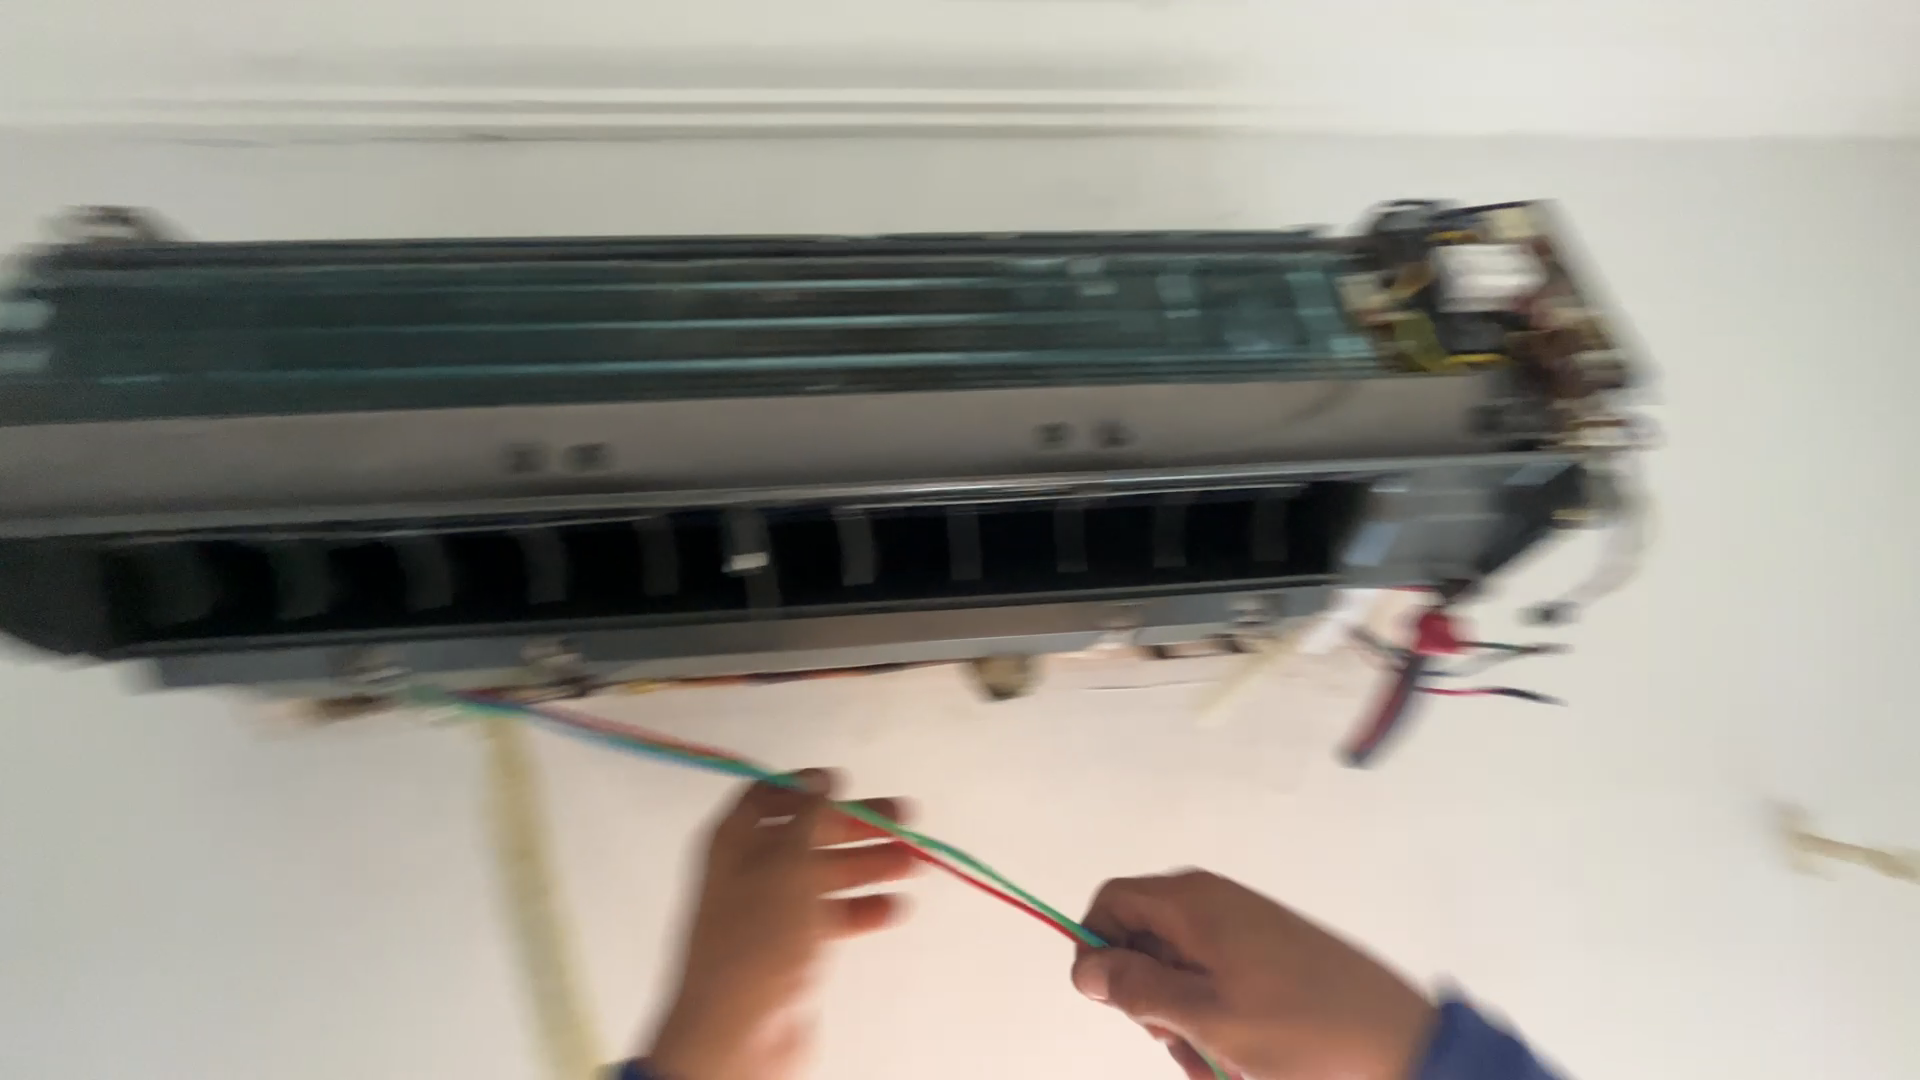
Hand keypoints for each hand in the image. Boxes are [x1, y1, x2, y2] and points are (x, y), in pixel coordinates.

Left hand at [646, 770, 915, 1079]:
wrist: (735, 1034)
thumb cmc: (758, 933)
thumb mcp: (787, 861)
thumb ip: (809, 814)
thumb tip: (822, 778)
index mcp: (737, 840)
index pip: (768, 795)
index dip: (805, 784)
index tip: (844, 780)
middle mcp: (752, 868)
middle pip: (810, 832)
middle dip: (857, 825)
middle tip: (905, 818)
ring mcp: (771, 910)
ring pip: (826, 874)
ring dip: (868, 865)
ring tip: (913, 863)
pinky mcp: (790, 948)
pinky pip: (830, 916)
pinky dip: (860, 909)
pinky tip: (892, 908)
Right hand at [1071, 870, 1435, 1079]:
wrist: (1407, 1047)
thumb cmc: (1301, 1031)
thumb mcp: (1208, 1017)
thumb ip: (1138, 988)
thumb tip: (1083, 965)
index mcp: (1191, 901)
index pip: (1112, 902)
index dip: (1097, 948)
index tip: (1113, 1005)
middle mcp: (1210, 901)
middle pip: (1143, 936)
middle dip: (1147, 995)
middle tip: (1177, 1042)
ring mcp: (1241, 926)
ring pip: (1178, 966)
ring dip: (1183, 1018)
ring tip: (1219, 1064)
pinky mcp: (1266, 952)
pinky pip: (1215, 978)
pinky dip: (1215, 1018)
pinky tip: (1242, 1060)